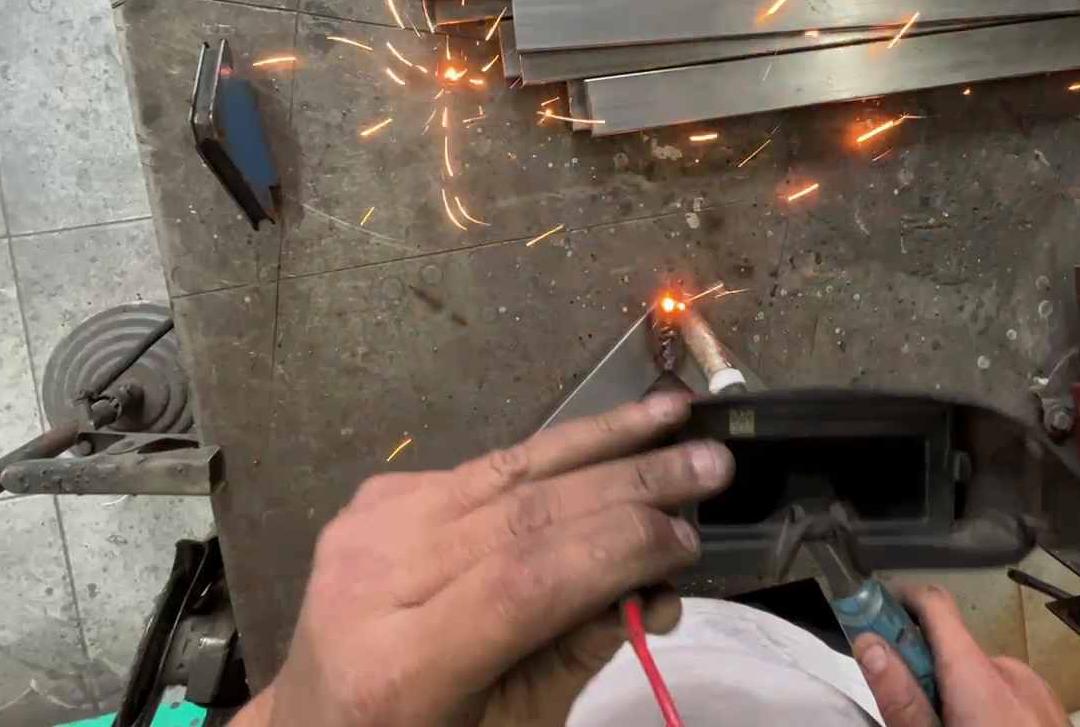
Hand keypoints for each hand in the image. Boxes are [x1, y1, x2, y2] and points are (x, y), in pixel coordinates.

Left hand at [248, 393, 733, 726]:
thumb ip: (579, 651)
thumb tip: (659, 581)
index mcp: (397, 667)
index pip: (526, 581)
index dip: (616, 547)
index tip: (689, 536)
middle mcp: (374, 577)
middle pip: (522, 510)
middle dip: (629, 479)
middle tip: (709, 462)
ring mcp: (370, 523)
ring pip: (510, 465)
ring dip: (601, 437)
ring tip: (670, 413)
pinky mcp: (379, 494)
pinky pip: (488, 467)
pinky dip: (556, 453)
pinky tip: (611, 435)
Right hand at [852, 583, 1070, 726]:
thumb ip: (901, 700)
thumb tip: (869, 642)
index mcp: (980, 676)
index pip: (935, 603)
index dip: (899, 600)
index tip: (872, 621)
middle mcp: (1013, 675)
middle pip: (953, 649)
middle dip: (926, 673)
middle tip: (914, 721)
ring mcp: (1043, 698)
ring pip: (981, 678)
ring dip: (958, 698)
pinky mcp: (1059, 720)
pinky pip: (1011, 701)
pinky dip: (989, 715)